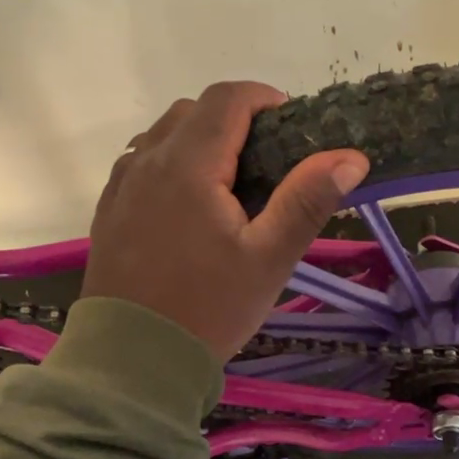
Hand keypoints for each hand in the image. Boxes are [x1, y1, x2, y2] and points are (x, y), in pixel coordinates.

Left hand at [80, 81, 369, 361]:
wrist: (134, 359)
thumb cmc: (209, 309)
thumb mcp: (269, 260)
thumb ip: (306, 202)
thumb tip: (350, 157)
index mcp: (189, 164)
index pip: (227, 98)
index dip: (265, 100)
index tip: (292, 129)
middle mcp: (148, 162)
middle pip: (193, 112)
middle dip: (235, 121)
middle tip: (268, 165)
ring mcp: (121, 186)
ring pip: (163, 138)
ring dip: (200, 142)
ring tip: (230, 188)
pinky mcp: (108, 213)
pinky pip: (141, 166)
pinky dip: (171, 167)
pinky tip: (190, 210)